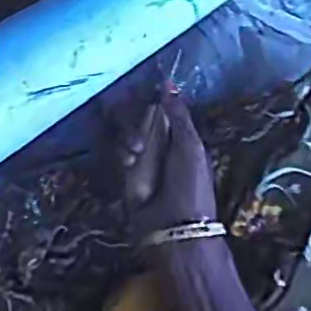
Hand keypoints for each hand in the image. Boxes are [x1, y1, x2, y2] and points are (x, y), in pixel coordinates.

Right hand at [116, 83, 218, 237]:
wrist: (175, 230)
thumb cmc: (190, 185)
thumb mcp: (189, 145)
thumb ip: (177, 113)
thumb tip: (168, 81)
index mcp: (181, 136)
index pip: (163, 108)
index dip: (154, 98)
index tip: (144, 86)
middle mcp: (161, 145)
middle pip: (142, 117)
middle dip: (137, 117)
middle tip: (141, 117)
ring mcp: (144, 160)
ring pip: (128, 133)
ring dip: (130, 136)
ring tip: (137, 149)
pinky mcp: (127, 175)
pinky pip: (120, 153)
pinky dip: (123, 153)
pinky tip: (130, 160)